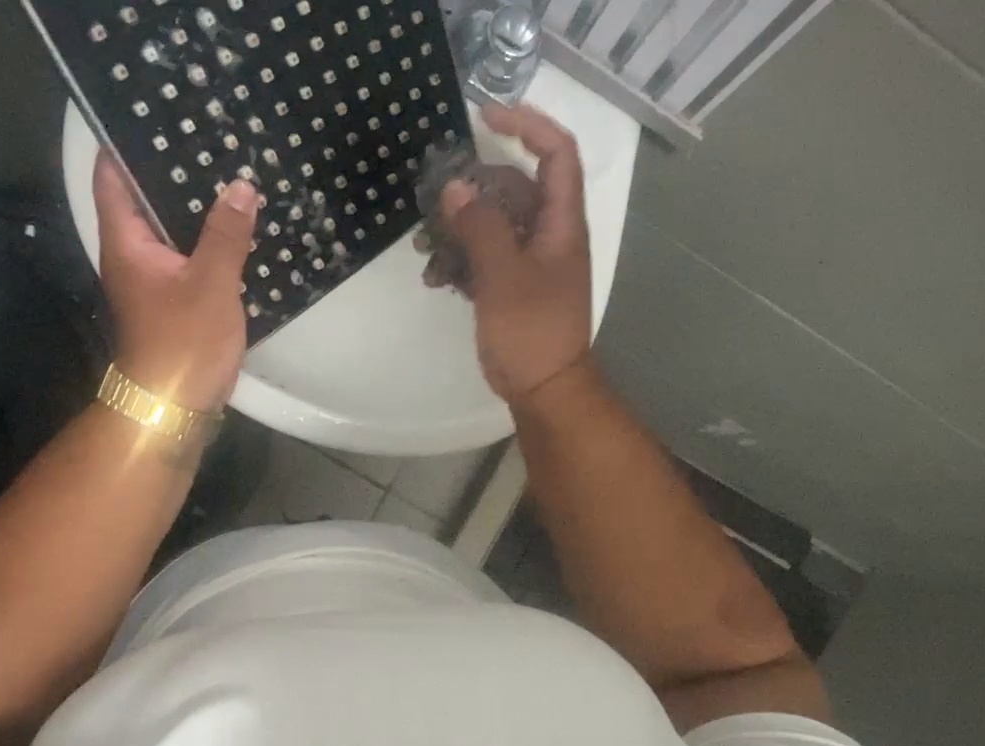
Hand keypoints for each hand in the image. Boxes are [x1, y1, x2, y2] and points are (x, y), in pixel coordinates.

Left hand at [94, 151, 257, 411]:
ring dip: (194, 208)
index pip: (112, 178)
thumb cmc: (183, 343)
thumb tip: (240, 186)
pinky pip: (189, 256)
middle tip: (208, 139)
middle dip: (171, 172)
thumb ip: (226, 234)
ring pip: (170, 230)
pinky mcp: (174, 300)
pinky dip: (208, 240)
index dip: (124, 144)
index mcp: (126, 243)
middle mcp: (132, 255)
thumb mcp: (211, 284)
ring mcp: (152, 279)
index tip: (153, 117)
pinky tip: (238, 229)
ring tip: (229, 175)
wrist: (175, 407)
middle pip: (143, 199)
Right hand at [439, 105, 592, 407]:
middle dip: (471, 190)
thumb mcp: (504, 276)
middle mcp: (547, 235)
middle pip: (511, 189)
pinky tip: (434, 278)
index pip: (557, 154)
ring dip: (456, 230)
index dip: (528, 125)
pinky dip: (458, 262)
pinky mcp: (509, 288)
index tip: (485, 116)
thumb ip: (479, 227)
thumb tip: (453, 187)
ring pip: (490, 225)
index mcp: (560, 223)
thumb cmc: (533, 331)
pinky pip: (482, 259)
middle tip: (433, 198)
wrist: (543, 390)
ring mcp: (528, 263)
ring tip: (424, 247)